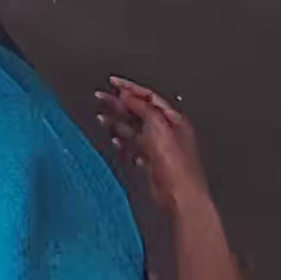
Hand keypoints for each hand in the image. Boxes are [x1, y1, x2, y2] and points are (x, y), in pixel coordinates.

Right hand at [96, 77, 211, 215]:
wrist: (179, 197)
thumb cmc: (176, 164)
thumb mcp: (157, 125)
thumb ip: (141, 106)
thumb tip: (127, 94)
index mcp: (172, 119)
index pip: (148, 96)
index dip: (129, 87)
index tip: (113, 82)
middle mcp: (167, 132)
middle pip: (138, 111)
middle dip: (118, 103)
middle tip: (101, 97)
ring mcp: (159, 148)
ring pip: (133, 128)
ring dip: (116, 121)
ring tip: (101, 117)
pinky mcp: (152, 163)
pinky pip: (133, 146)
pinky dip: (122, 140)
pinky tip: (114, 138)